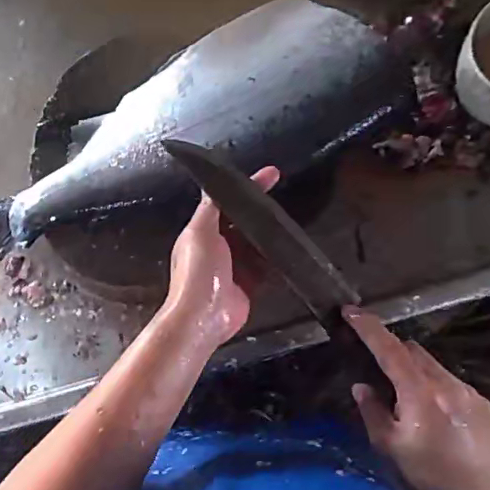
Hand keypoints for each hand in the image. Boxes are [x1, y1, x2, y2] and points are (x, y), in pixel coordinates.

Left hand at [160, 166, 278, 346]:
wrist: (203, 316)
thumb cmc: (197, 272)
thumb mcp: (201, 232)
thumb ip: (209, 208)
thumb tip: (212, 185)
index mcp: (201, 231)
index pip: (225, 202)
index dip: (248, 187)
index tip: (271, 174)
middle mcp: (216, 246)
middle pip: (242, 222)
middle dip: (261, 211)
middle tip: (285, 198)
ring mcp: (232, 266)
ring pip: (255, 243)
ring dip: (270, 234)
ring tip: (292, 219)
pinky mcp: (247, 283)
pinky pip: (265, 266)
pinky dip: (275, 258)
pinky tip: (290, 248)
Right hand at [343, 306, 489, 489]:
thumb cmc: (429, 473)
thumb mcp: (388, 444)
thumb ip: (371, 410)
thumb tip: (362, 387)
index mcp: (419, 394)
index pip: (390, 350)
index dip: (368, 328)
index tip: (350, 311)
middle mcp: (446, 385)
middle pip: (412, 350)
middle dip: (390, 349)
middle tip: (373, 363)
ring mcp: (468, 392)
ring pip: (431, 364)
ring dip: (411, 367)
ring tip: (402, 391)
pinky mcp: (481, 402)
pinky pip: (448, 380)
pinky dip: (431, 382)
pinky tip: (429, 408)